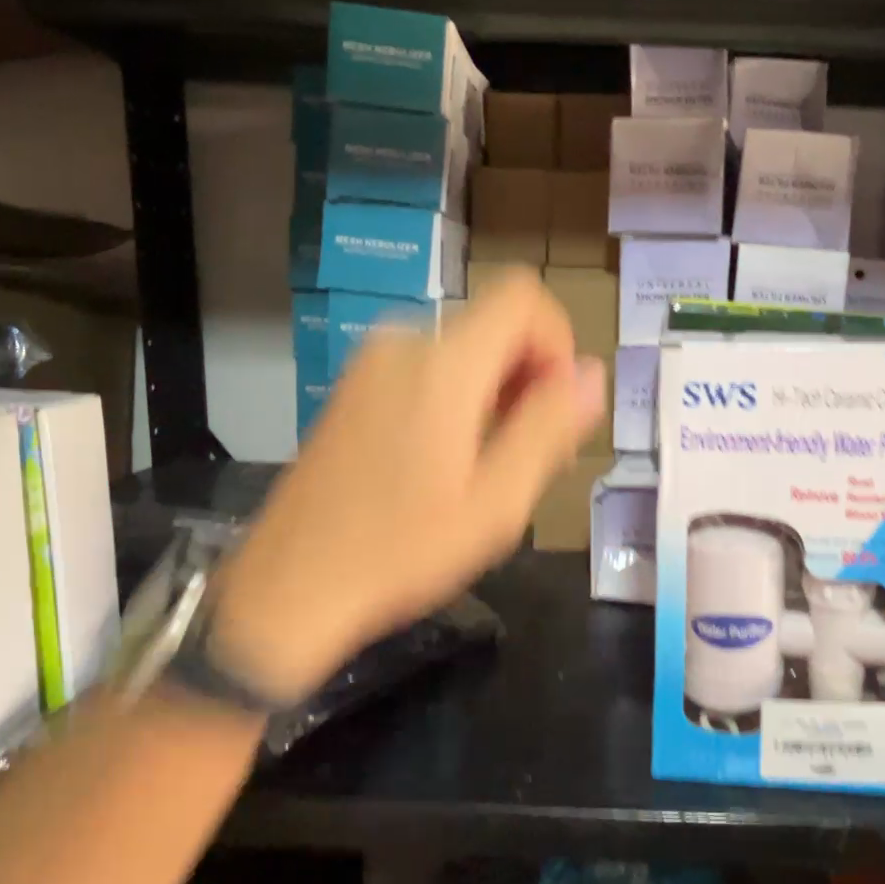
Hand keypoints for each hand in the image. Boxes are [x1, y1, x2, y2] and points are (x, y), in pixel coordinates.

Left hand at [211, 272, 606, 702]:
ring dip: (497, 394)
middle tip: (528, 458)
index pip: (523, 296)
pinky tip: (448, 465)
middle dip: (529, 379)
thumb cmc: (402, 552)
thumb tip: (593, 373)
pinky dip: (459, 400)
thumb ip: (550, 427)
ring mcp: (372, 363)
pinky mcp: (356, 387)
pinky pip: (430, 370)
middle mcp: (404, 344)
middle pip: (496, 327)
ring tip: (489, 471)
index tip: (557, 410)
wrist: (291, 587)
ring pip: (466, 351)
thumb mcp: (497, 501)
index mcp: (444, 363)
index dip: (557, 344)